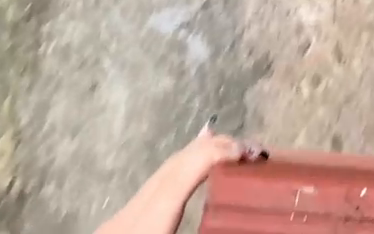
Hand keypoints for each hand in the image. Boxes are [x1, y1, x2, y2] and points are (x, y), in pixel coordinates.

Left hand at [94, 126, 267, 233]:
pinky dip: (181, 171)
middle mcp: (131, 216)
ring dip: (199, 157)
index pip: (183, 173)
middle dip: (215, 149)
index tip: (253, 155)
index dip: (218, 154)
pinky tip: (192, 168)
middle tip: (255, 152)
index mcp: (146, 228)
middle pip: (174, 165)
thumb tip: (238, 223)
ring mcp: (120, 220)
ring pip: (162, 173)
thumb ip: (203, 232)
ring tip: (234, 152)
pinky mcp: (118, 228)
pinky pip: (155, 187)